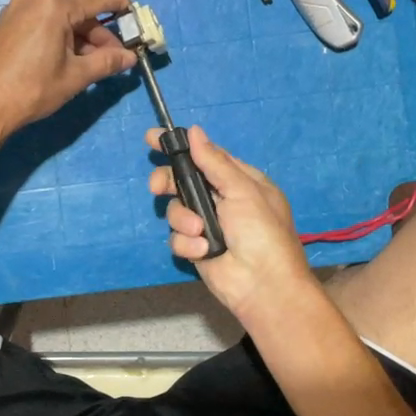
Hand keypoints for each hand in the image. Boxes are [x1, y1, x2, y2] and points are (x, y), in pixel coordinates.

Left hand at [0, 0, 136, 135]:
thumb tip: (130, 58)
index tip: (135, 14)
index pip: (97, 1)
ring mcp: (16, 10)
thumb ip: (106, 62)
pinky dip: (58, 38)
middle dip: (98, 35)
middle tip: (116, 58)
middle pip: (78, 12)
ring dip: (79, 39)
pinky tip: (68, 59)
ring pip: (59, 20)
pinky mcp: (6, 24)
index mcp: (54, 6)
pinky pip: (42, 25)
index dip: (119, 7)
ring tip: (94, 65)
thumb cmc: (33, 89)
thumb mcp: (76, 76)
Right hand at [145, 125, 317, 320]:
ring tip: (200, 231)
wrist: (264, 285)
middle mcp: (220, 200)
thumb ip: (214, 162)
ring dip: (184, 219)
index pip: (204, 156)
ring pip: (175, 210)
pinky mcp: (196, 247)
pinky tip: (204, 251)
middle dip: (167, 182)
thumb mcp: (242, 190)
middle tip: (157, 186)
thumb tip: (194, 131)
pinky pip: (177, 237)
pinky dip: (187, 243)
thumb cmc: (261, 232)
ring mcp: (207, 224)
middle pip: (182, 181)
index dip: (179, 147)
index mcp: (238, 181)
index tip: (152, 138)